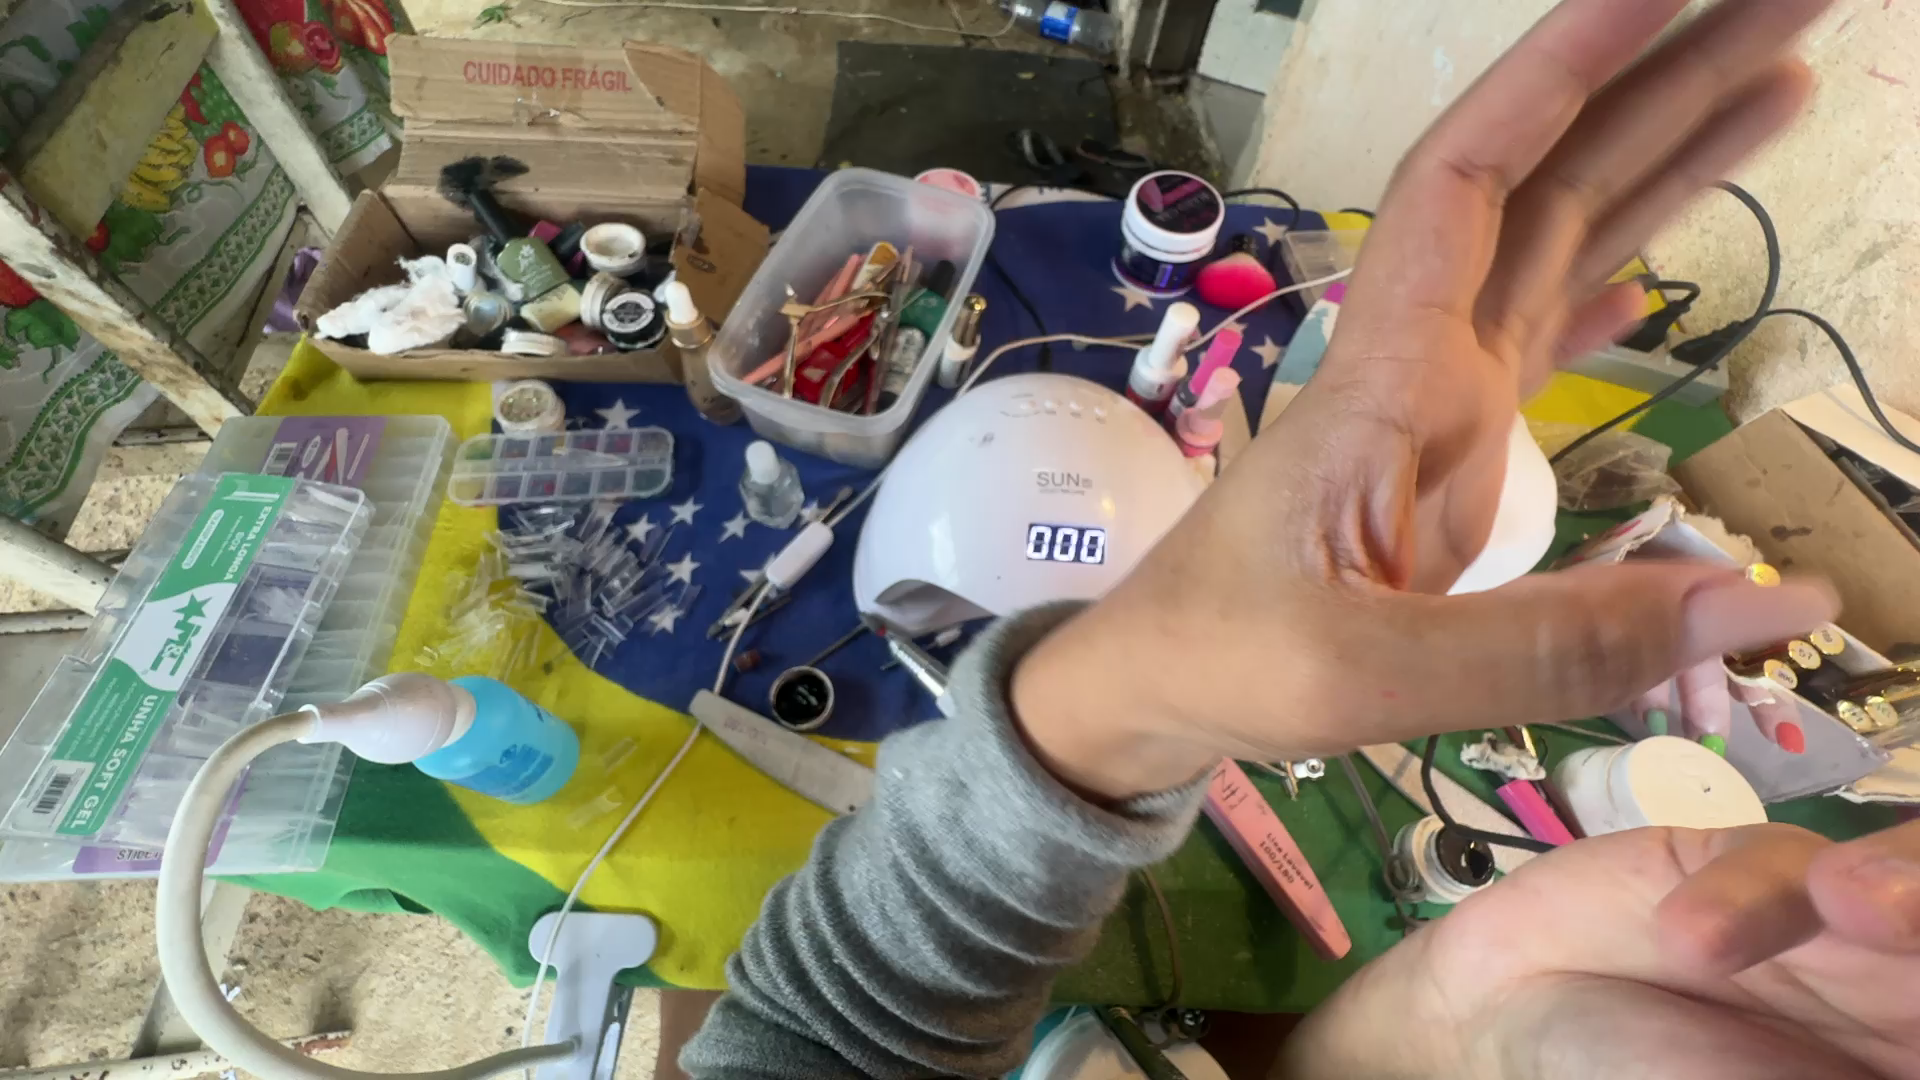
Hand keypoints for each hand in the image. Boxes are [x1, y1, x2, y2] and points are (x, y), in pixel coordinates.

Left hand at [1013, 0, 1838, 800]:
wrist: (1153, 682)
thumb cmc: (1220, 661)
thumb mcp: (1365, 669)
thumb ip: (1546, 646)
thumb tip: (1770, 603)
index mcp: (1377, 391)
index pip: (1459, 190)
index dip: (1553, 76)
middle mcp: (1402, 382)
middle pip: (1521, 202)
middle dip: (1643, 90)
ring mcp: (1414, 425)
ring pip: (1530, 270)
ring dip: (1638, 176)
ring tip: (1773, 81)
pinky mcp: (1421, 475)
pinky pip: (1515, 362)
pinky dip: (1585, 306)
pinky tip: (1648, 278)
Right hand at [1280, 820, 1919, 1079]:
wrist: (1499, 1019)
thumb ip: (1883, 1067)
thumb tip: (1910, 1044)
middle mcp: (1907, 994)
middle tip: (1916, 930)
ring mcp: (1821, 919)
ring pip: (1909, 869)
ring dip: (1910, 877)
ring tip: (1860, 905)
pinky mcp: (1725, 854)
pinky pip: (1768, 855)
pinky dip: (1739, 895)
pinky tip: (1684, 939)